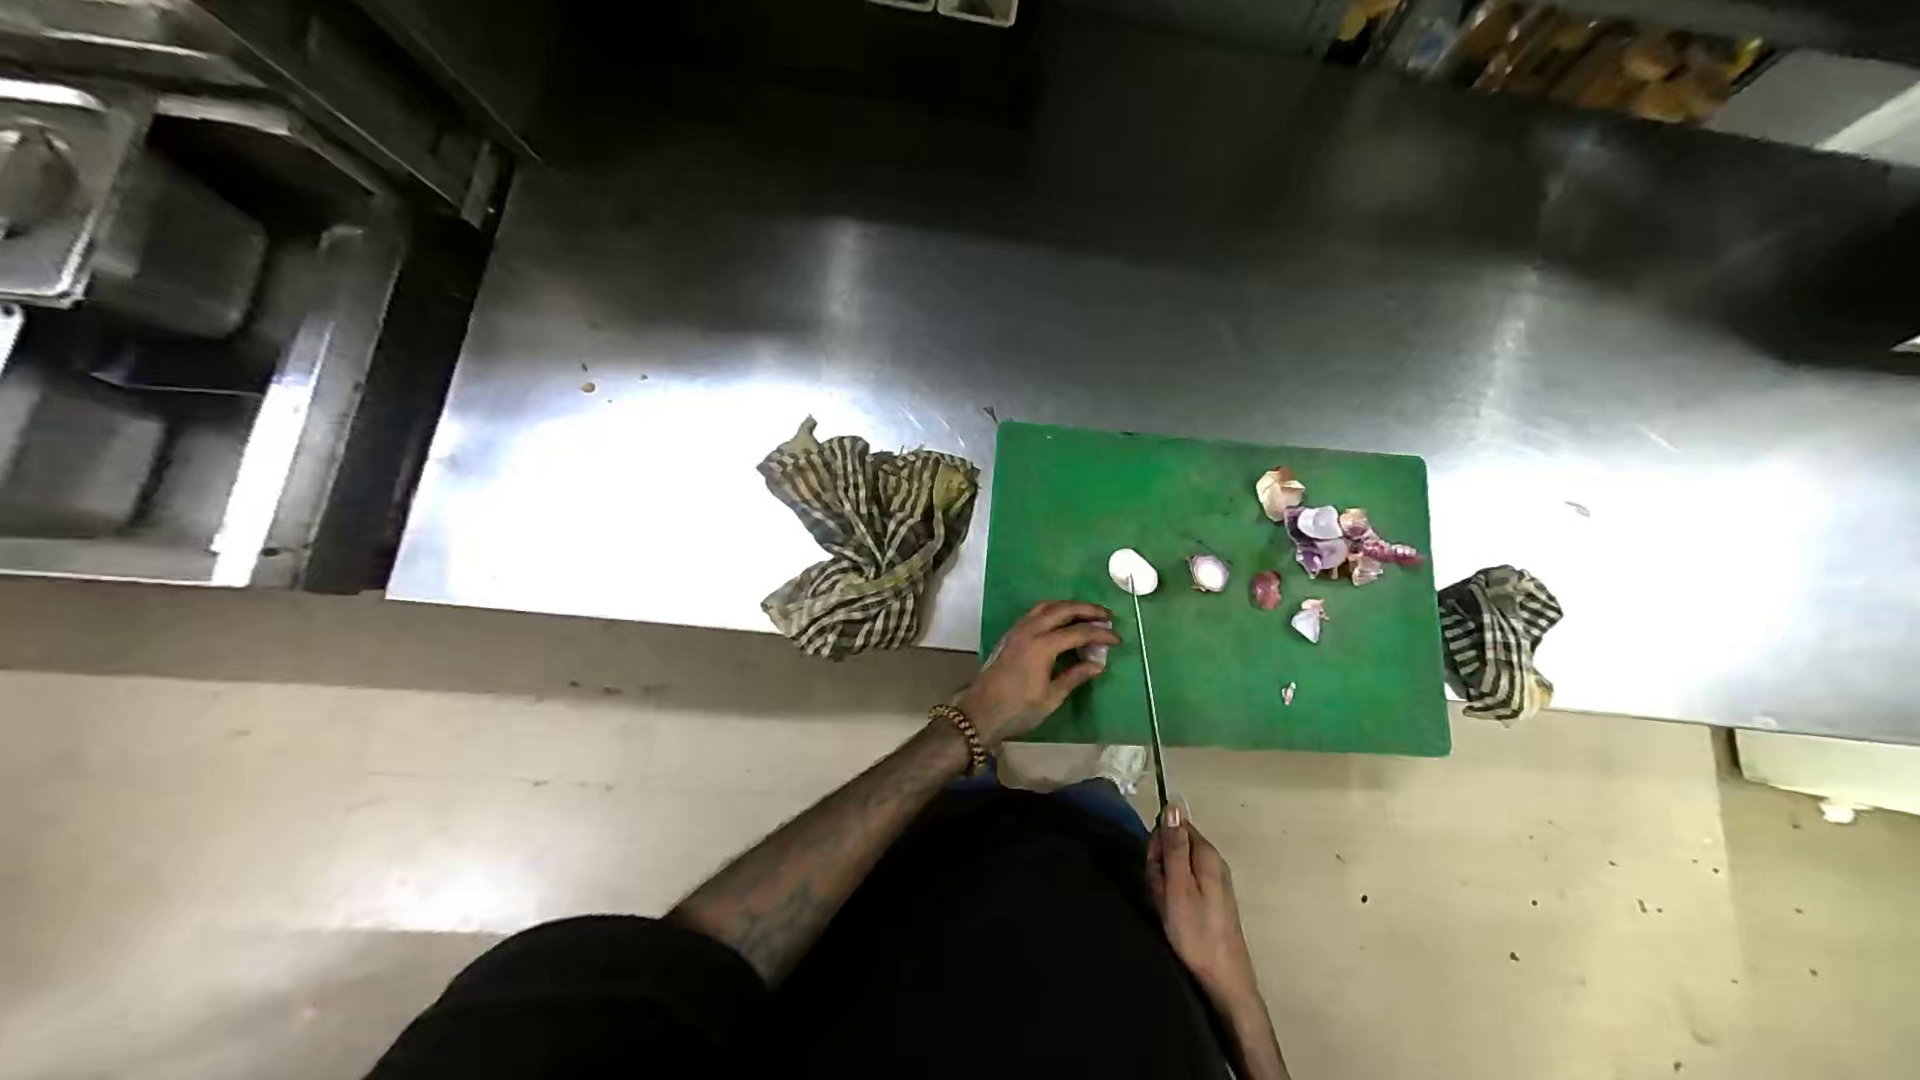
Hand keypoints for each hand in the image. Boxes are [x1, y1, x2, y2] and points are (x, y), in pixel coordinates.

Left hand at [954, 600, 1118, 743]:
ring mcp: (1017, 630)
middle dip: (1087, 610)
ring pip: (1046, 607)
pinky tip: (1061, 620)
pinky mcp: (1010, 635)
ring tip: (1086, 613)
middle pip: (1063, 610)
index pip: (1078, 632)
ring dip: (1068, 606)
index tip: (1117, 639)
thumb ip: (1074, 677)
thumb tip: (1098, 665)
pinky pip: (1034, 612)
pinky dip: (1052, 610)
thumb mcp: (1051, 698)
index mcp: (1042, 647)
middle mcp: (1029, 631)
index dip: (1100, 634)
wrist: (980, 713)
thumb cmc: (1017, 710)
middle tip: (1107, 616)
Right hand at [1147, 807, 1260, 1004]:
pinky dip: (1173, 895)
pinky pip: (1184, 883)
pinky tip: (1172, 913)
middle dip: (1160, 864)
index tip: (1155, 867)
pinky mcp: (1211, 898)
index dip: (1158, 843)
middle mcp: (1213, 861)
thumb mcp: (1177, 885)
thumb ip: (1174, 845)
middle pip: (1175, 845)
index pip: (1174, 825)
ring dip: (1164, 882)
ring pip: (1177, 866)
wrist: (1223, 980)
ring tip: (1166, 906)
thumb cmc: (1196, 931)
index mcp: (1207, 854)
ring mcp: (1214, 881)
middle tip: (1160, 891)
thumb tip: (1173, 805)